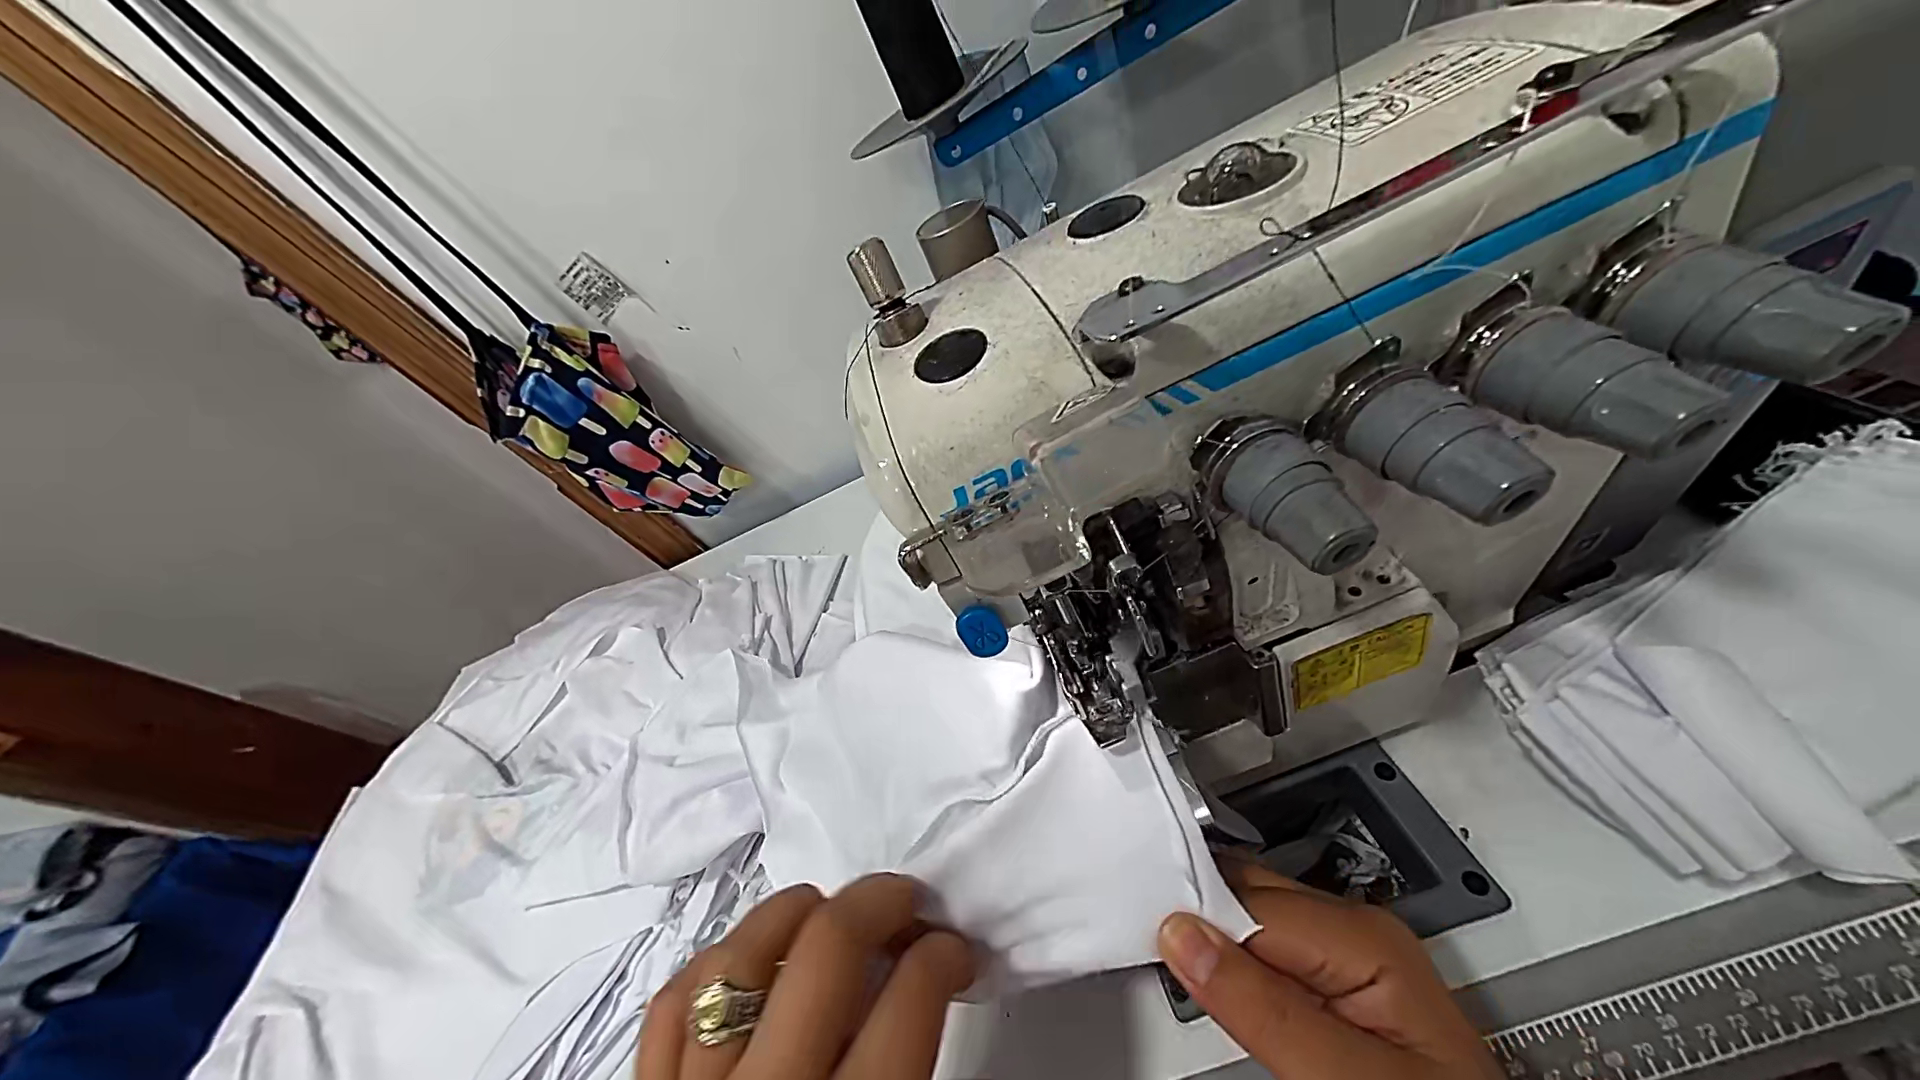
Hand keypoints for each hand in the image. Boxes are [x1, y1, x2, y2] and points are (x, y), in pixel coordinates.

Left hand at [638, 874, 973, 1079]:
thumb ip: (906, 1075)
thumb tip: (923, 990)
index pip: (907, 1003)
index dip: (942, 957)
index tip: (952, 951)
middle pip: (827, 951)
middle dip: (880, 903)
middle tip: (906, 904)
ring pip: (741, 957)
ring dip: (796, 911)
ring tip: (830, 910)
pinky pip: (674, 1004)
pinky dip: (716, 963)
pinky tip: (751, 959)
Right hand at [1158, 857, 1499, 1079]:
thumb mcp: (1349, 1077)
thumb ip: (1263, 1006)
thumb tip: (1183, 936)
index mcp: (1364, 936)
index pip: (1248, 900)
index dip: (1193, 915)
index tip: (1149, 934)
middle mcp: (1352, 933)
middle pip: (1245, 895)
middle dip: (1194, 915)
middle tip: (1145, 941)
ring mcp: (1340, 958)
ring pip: (1244, 920)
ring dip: (1203, 936)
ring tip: (1169, 959)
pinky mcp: (1327, 985)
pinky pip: (1256, 951)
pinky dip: (1223, 961)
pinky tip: (1207, 976)